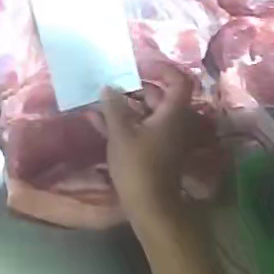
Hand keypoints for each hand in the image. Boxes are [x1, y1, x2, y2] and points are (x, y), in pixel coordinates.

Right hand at [99, 69, 197, 224]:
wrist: (150, 207)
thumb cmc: (138, 166)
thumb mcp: (121, 134)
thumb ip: (114, 108)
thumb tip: (108, 87)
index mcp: (172, 113)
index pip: (178, 81)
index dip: (161, 69)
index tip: (138, 66)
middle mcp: (172, 122)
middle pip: (158, 95)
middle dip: (133, 87)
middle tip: (110, 82)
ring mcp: (163, 137)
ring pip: (145, 112)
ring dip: (123, 105)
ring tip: (97, 99)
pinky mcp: (153, 150)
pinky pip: (139, 128)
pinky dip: (121, 122)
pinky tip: (95, 118)